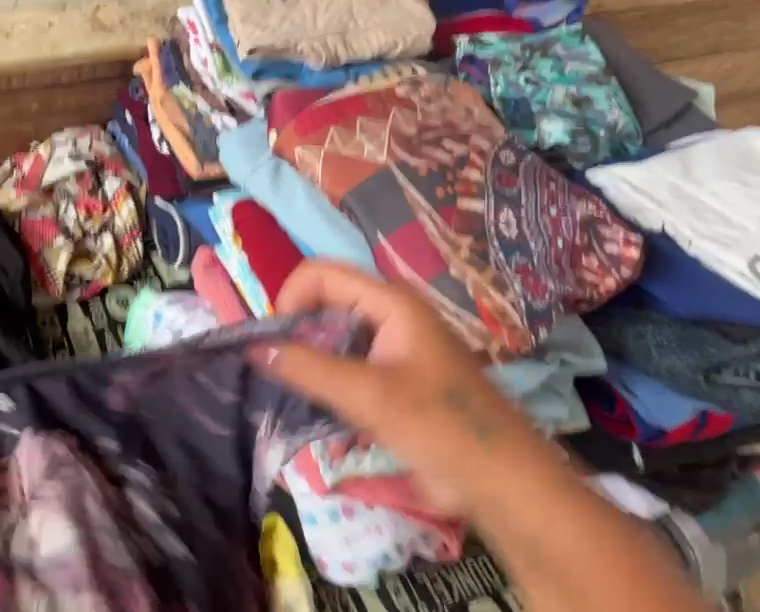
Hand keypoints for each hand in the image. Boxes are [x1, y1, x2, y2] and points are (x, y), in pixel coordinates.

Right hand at [252, 260, 559, 515]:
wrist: (507, 486)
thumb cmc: (441, 427)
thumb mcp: (367, 396)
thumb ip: (307, 368)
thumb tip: (252, 347)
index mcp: (391, 302)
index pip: (320, 273)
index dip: (290, 299)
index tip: (276, 342)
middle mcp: (391, 314)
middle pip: (325, 302)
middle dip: (297, 330)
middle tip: (281, 369)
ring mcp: (396, 347)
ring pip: (334, 336)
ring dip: (311, 359)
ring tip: (297, 391)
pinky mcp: (397, 378)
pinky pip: (349, 364)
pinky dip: (328, 379)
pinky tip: (322, 409)